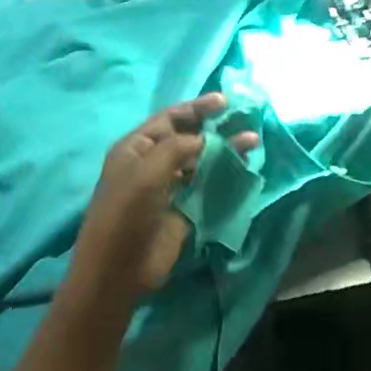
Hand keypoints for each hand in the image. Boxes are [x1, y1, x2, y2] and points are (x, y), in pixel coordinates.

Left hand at [71, 94, 259, 298]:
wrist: (119, 268)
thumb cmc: (127, 212)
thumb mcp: (148, 171)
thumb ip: (178, 148)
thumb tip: (204, 139)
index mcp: (136, 147)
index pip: (169, 119)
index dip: (196, 108)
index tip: (224, 102)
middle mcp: (152, 163)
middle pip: (187, 138)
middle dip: (213, 128)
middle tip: (243, 120)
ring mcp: (168, 188)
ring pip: (200, 162)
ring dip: (224, 152)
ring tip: (252, 142)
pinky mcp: (183, 211)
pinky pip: (206, 187)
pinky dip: (224, 177)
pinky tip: (243, 169)